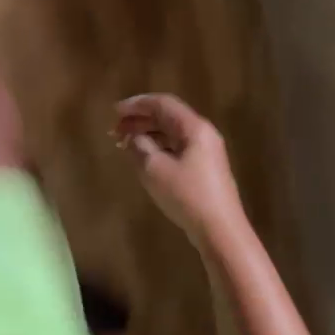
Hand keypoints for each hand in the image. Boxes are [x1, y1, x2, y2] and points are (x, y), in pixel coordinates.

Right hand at [114, 94, 245, 247]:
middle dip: (140, 119)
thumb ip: (139, 146)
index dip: (136, 104)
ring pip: (172, 133)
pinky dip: (158, 147)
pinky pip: (177, 147)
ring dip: (147, 134)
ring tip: (124, 143)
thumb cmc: (186, 195)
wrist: (220, 231)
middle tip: (115, 130)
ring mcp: (206, 152)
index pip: (163, 103)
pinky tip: (144, 158)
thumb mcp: (154, 169)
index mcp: (194, 128)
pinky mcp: (205, 168)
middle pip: (168, 117)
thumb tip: (133, 137)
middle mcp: (203, 134)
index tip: (114, 112)